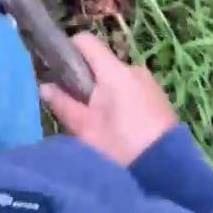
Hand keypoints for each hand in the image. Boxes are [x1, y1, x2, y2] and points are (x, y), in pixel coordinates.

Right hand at [39, 34, 179, 165]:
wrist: (169, 171)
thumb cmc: (122, 147)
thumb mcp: (86, 129)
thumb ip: (63, 104)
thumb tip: (44, 86)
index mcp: (114, 71)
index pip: (86, 40)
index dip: (69, 49)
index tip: (60, 71)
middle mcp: (133, 68)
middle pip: (101, 62)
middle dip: (87, 79)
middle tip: (80, 107)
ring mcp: (149, 82)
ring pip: (117, 78)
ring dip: (106, 92)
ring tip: (103, 122)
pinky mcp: (160, 97)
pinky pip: (133, 89)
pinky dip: (123, 100)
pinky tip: (123, 127)